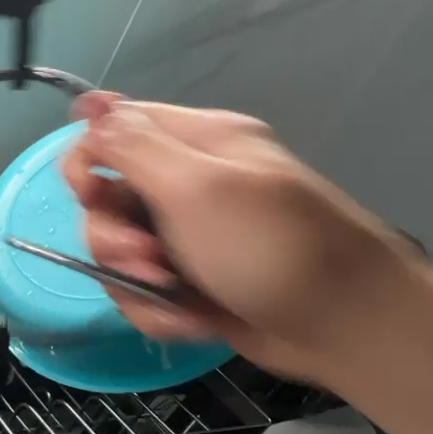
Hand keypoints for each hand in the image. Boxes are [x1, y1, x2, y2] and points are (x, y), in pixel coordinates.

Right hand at [60, 92, 422, 381]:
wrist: (346, 328)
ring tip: (176, 296)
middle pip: (104, 203)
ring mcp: (185, 237)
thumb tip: (90, 105)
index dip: (85, 162)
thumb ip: (133, 146)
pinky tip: (190, 318)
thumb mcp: (198, 188)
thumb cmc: (274, 248)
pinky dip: (156, 310)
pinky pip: (139, 292)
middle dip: (112, 239)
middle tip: (148, 260)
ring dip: (133, 283)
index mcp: (195, 146)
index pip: (110, 131)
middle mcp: (185, 186)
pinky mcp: (186, 282)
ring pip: (115, 256)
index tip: (89, 194)